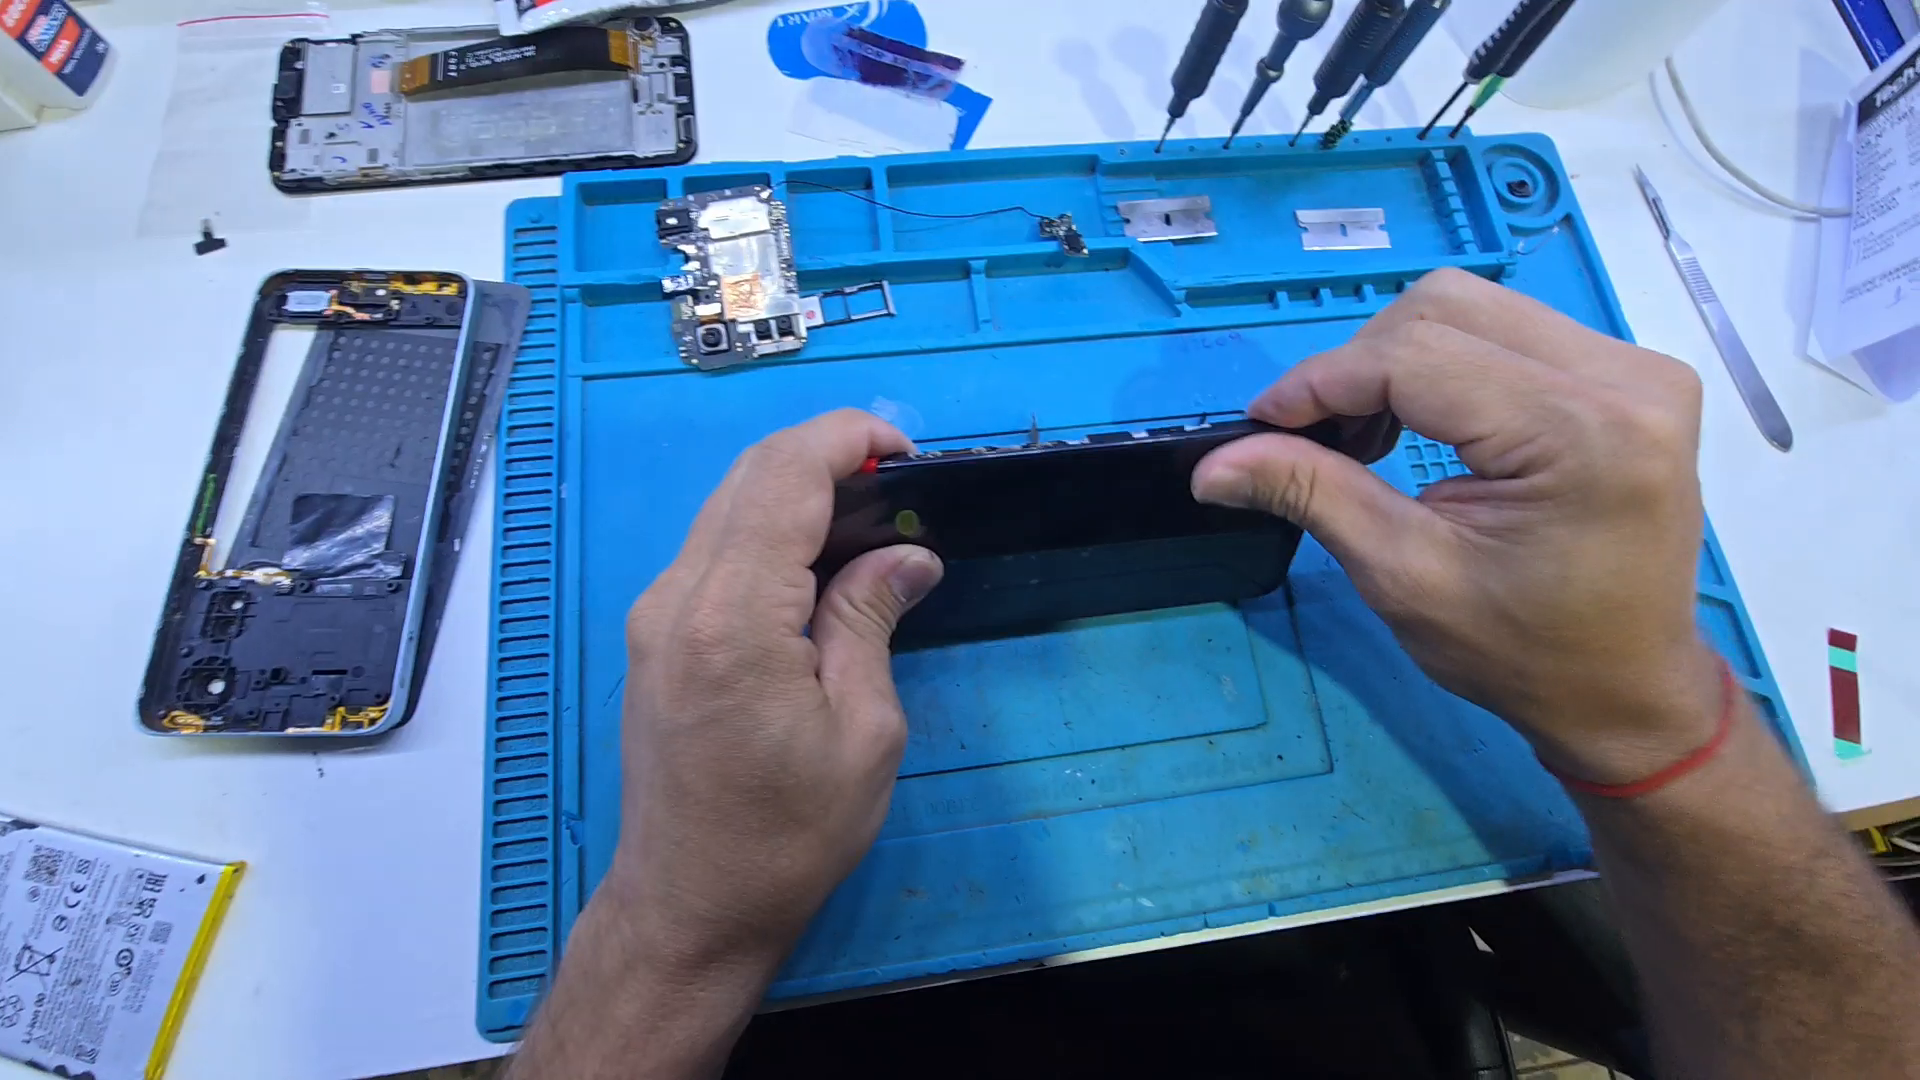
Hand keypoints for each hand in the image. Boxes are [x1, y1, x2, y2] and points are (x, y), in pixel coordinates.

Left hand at [612, 409, 943, 967]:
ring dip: (799, 488)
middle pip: (750, 474)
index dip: (848, 439)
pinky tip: (818, 562)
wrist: (690, 907)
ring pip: (729, 502)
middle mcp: (679, 597)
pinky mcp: (656, 632)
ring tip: (868, 519)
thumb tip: (908, 555)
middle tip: (896, 485)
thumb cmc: (788, 835)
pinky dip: (772, 526)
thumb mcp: (864, 731)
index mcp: (735, 617)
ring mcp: (657, 613)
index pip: (785, 477)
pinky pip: (716, 544)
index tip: (905, 454)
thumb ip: (872, 620)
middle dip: (827, 453)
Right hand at [1192, 268, 1721, 783]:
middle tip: (1314, 439)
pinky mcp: (1620, 376)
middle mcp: (1622, 375)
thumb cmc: (1516, 649)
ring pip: (1465, 309)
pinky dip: (1427, 368)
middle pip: (1441, 308)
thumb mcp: (1398, 574)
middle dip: (1353, 366)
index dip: (1317, 382)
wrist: (1621, 689)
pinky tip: (1409, 424)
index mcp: (1580, 432)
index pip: (1414, 355)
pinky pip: (1495, 332)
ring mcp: (1631, 367)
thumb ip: (1308, 494)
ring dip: (1387, 362)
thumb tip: (1210, 466)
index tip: (1256, 427)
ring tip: (1361, 437)